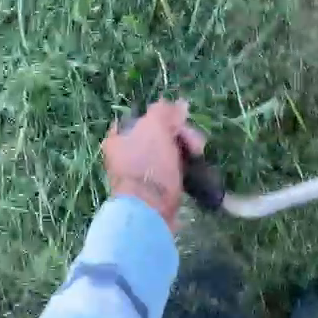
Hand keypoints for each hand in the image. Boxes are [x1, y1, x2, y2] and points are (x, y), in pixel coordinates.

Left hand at [103, 99, 206, 229]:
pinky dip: (182, 167)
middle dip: (180, 134)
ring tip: (198, 155)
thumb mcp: (156, 127)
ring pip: (166, 151)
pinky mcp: (152, 190)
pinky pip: (169, 170)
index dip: (167, 115)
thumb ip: (165, 111)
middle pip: (158, 133)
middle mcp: (125, 152)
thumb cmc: (149, 164)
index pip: (146, 115)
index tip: (182, 121)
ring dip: (184, 150)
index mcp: (119, 135)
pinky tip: (194, 169)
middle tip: (194, 142)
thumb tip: (181, 104)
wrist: (149, 212)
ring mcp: (138, 172)